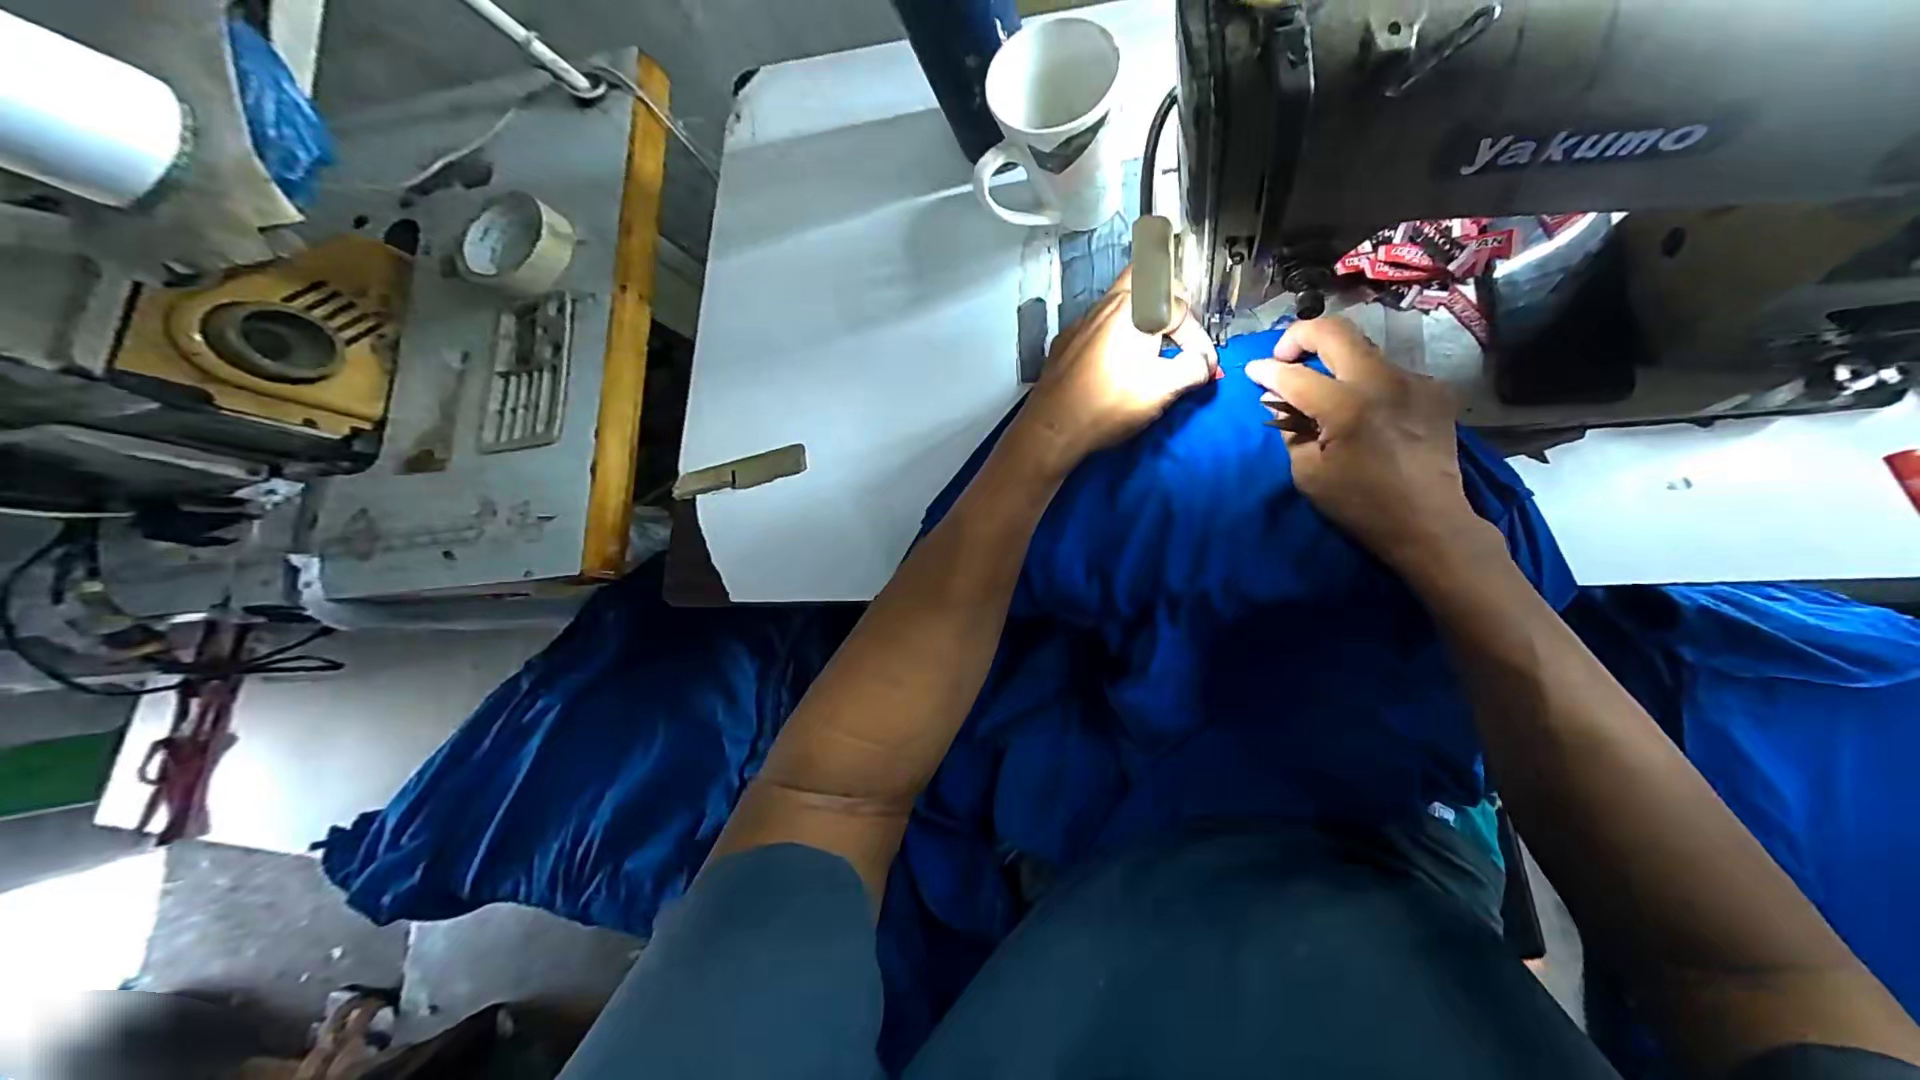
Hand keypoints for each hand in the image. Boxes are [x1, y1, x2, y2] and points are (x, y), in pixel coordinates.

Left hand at [1017, 267, 1217, 470]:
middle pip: (1148, 281)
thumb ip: (1191, 370)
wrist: (1051, 429)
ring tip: (1154, 352)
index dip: (1199, 337)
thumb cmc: (1106, 407)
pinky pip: (1100, 325)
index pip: (1181, 309)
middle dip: (1172, 305)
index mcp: (1134, 310)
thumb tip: (1203, 364)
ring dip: (1144, 320)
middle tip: (1182, 336)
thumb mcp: (1161, 391)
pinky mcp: (1066, 342)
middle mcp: (1106, 306)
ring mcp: (1082, 322)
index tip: (1203, 366)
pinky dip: (1118, 335)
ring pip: (1121, 303)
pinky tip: (1119, 363)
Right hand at [1244, 316, 1479, 568]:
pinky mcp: (1433, 390)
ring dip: (1334, 362)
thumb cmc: (1359, 505)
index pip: (1294, 375)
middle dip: (1299, 337)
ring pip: (1363, 350)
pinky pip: (1387, 372)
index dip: (1266, 371)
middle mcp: (1383, 381)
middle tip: (1284, 357)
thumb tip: (1278, 400)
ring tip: (1322, 390)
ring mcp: (1414, 381)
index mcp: (1347, 407)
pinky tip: (1361, 409)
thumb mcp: (1308, 472)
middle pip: (1335, 331)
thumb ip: (1290, 428)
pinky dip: (1363, 383)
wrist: (1429, 523)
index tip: (1252, 371)